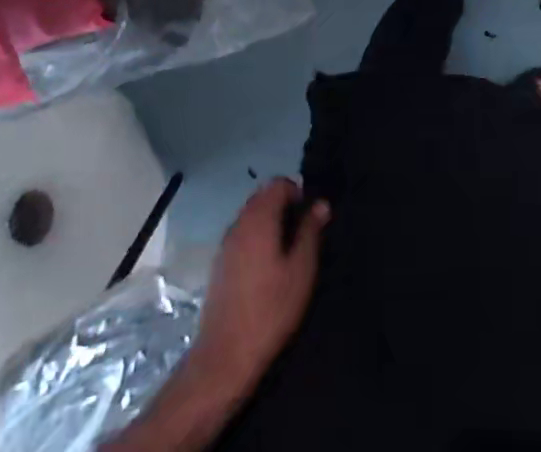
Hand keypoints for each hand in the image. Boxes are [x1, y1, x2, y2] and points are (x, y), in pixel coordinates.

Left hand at [191, 178, 330, 391]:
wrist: (226, 355)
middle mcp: (238, 225)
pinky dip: (259, 236)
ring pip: (251, 216)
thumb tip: (320, 204)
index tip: (313, 215)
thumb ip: (311, 231)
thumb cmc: (272, 309)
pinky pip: (242, 234)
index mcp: (258, 221)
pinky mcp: (220, 264)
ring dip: (272, 221)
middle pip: (262, 197)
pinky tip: (271, 265)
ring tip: (292, 248)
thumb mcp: (301, 270)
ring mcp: (225, 245)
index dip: (298, 192)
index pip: (277, 184)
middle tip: (306, 230)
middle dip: (285, 204)